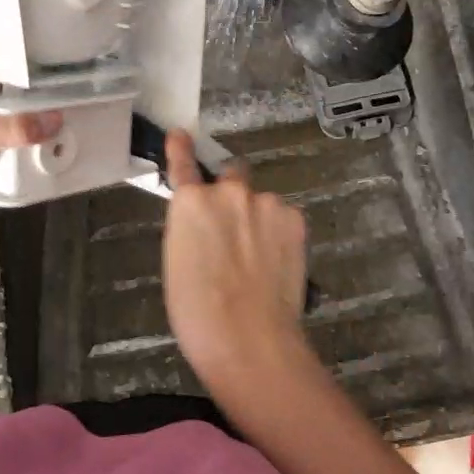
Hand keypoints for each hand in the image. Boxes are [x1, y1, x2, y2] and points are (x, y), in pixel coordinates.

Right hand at [162, 129, 311, 380]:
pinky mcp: (295, 220)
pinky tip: (276, 263)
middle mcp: (228, 192)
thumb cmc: (198, 313)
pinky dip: (279, 233)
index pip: (183, 164)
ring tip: (258, 260)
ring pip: (261, 202)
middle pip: (231, 178)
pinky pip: (283, 218)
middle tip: (233, 231)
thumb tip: (202, 225)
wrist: (249, 338)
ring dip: (258, 219)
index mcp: (190, 203)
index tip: (181, 134)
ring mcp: (266, 203)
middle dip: (231, 195)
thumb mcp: (178, 264)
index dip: (181, 149)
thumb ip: (190, 231)